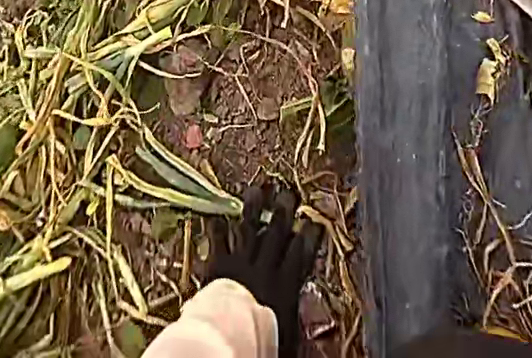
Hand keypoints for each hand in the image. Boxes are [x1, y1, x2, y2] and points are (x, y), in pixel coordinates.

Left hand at [206, 185, 322, 357]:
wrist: (230, 335)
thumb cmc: (262, 340)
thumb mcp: (287, 337)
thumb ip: (295, 319)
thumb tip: (310, 328)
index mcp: (284, 284)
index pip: (300, 254)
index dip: (309, 236)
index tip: (314, 221)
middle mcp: (264, 266)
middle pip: (275, 233)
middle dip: (283, 212)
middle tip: (288, 194)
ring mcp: (240, 261)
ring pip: (248, 228)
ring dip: (252, 210)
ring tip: (256, 191)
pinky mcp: (218, 264)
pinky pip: (218, 241)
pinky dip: (218, 228)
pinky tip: (217, 216)